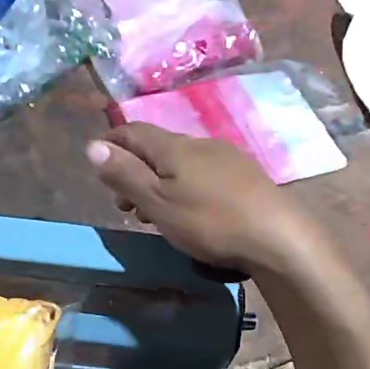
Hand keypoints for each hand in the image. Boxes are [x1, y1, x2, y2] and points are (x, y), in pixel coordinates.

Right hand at [87, 123, 334, 276]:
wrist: (277, 237)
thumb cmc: (208, 221)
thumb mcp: (157, 201)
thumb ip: (125, 174)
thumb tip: (92, 145)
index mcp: (174, 146)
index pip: (133, 131)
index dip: (111, 144)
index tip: (98, 168)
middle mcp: (200, 143)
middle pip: (156, 148)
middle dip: (134, 170)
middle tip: (124, 204)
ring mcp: (227, 158)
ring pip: (180, 163)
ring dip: (158, 182)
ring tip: (152, 215)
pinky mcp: (245, 177)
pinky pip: (202, 174)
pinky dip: (182, 188)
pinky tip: (188, 213)